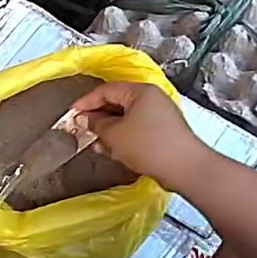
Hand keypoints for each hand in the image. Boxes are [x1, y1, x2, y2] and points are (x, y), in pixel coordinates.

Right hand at [70, 81, 216, 191]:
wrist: (184, 167)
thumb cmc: (148, 146)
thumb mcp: (115, 134)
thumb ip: (96, 123)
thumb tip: (87, 118)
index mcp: (140, 91)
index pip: (107, 90)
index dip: (86, 101)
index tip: (71, 114)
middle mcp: (152, 98)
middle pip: (117, 102)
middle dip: (98, 117)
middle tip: (82, 129)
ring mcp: (160, 114)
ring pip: (126, 117)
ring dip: (110, 130)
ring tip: (96, 143)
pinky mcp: (163, 131)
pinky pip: (137, 128)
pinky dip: (123, 137)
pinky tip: (113, 151)